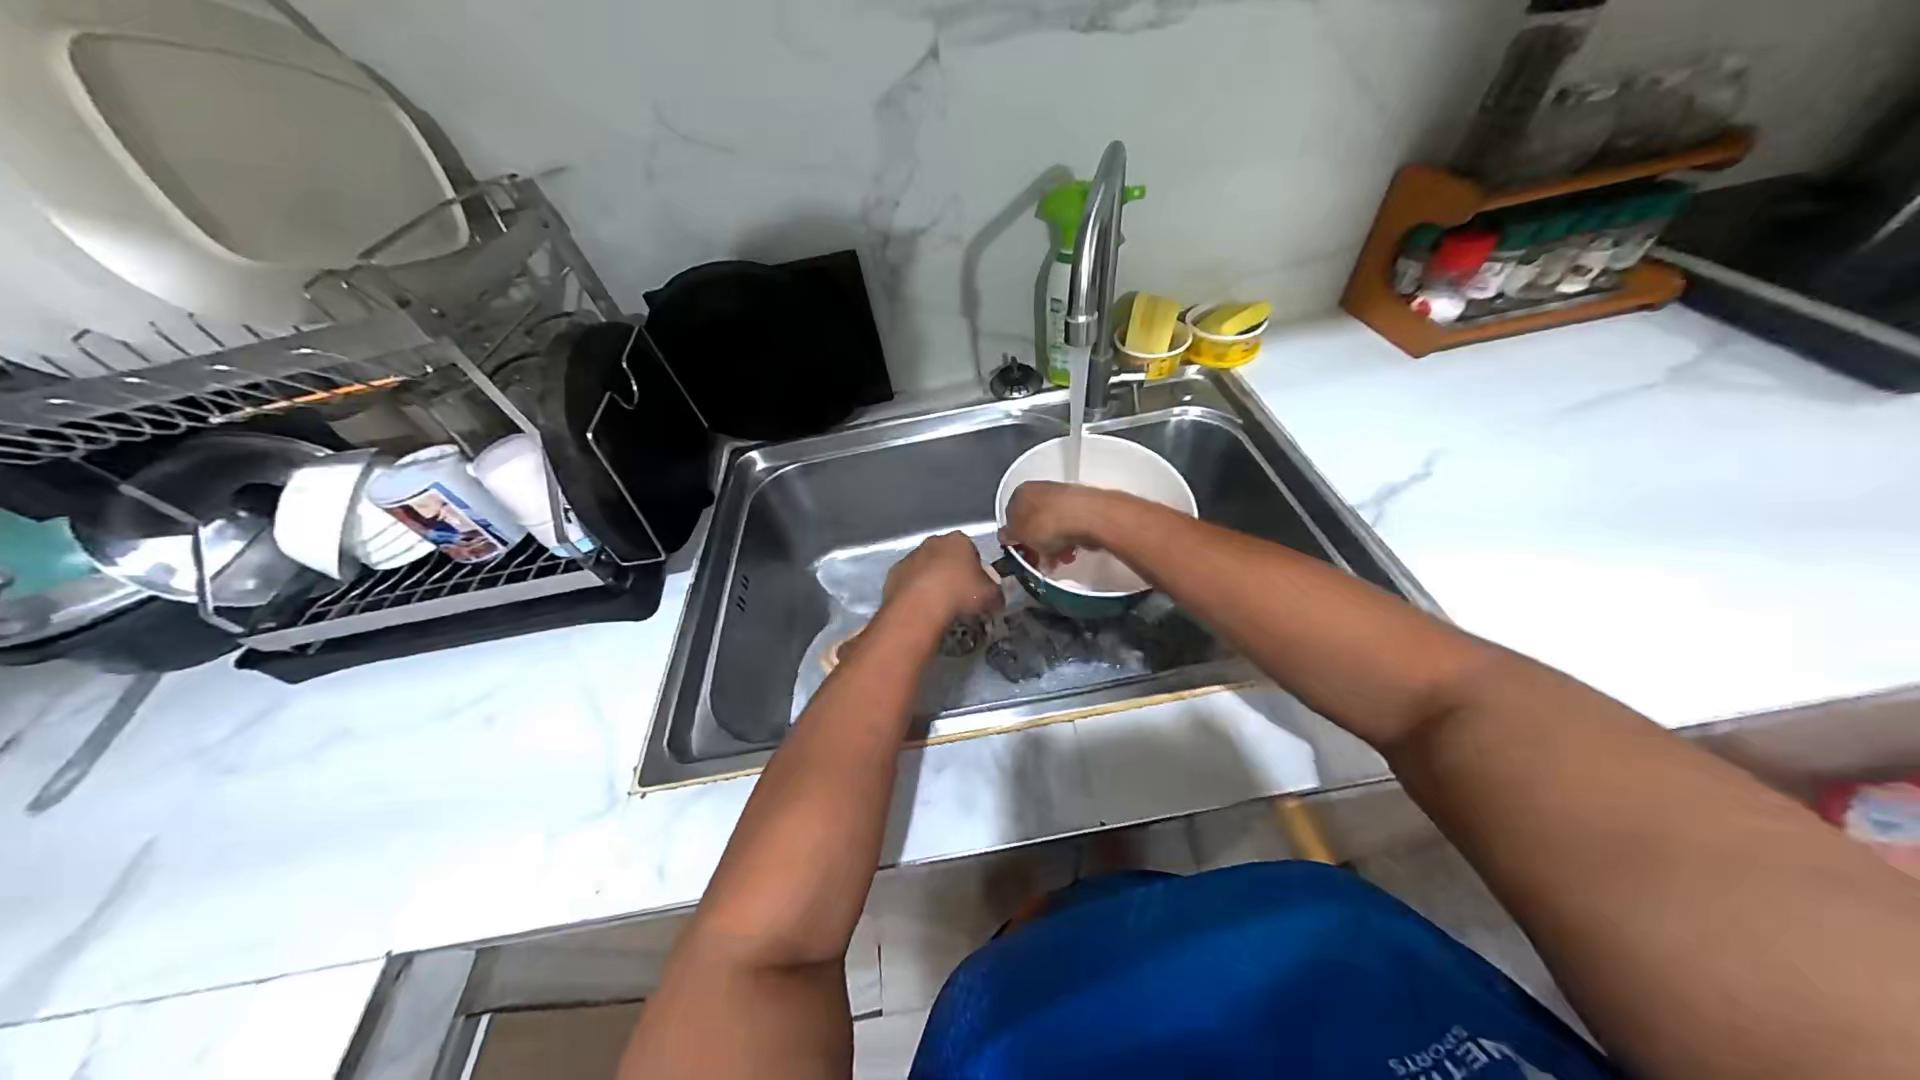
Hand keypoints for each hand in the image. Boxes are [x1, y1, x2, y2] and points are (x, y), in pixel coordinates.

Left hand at [883, 532, 1003, 621]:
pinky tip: (920, 607)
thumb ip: (995, 592)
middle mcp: (932, 542)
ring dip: (931, 581)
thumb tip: (995, 596)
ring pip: (925, 568)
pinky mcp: (893, 574)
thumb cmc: (960, 594)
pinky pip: (908, 581)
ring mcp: (910, 556)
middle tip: (957, 596)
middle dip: (951, 572)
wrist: (920, 607)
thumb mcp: (992, 596)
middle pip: (946, 556)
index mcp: (959, 540)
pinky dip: (914, 591)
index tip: (976, 587)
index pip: (971, 550)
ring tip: (937, 605)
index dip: (975, 569)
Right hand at [998, 481, 1108, 569]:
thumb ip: (1008, 536)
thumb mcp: (1017, 534)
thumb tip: (1006, 536)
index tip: (1019, 551)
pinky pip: (1071, 530)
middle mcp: (1042, 490)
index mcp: (1021, 491)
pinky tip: (1070, 553)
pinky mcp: (1083, 509)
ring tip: (1056, 560)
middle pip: (1034, 522)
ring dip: (1053, 547)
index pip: (1011, 515)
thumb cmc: (1048, 521)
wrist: (1086, 518)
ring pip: (1053, 528)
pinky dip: (1069, 543)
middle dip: (1035, 545)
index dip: (1014, 536)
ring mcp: (1064, 498)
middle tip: (1038, 560)